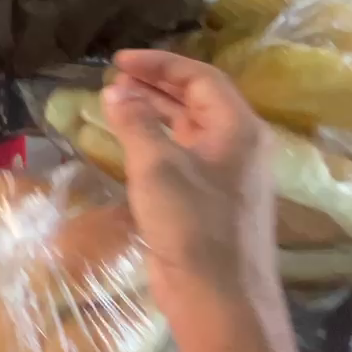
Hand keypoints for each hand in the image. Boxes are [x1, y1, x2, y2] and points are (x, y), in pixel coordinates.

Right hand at [102, 50, 280, 319]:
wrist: (217, 290)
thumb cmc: (191, 222)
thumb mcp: (156, 166)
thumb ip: (135, 123)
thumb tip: (115, 92)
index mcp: (238, 130)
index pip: (201, 79)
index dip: (159, 64)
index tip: (118, 61)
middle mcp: (237, 146)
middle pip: (198, 100)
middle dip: (155, 84)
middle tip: (114, 77)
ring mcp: (224, 173)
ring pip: (188, 126)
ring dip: (153, 109)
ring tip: (116, 101)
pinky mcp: (207, 196)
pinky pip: (181, 151)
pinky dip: (153, 137)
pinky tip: (128, 142)